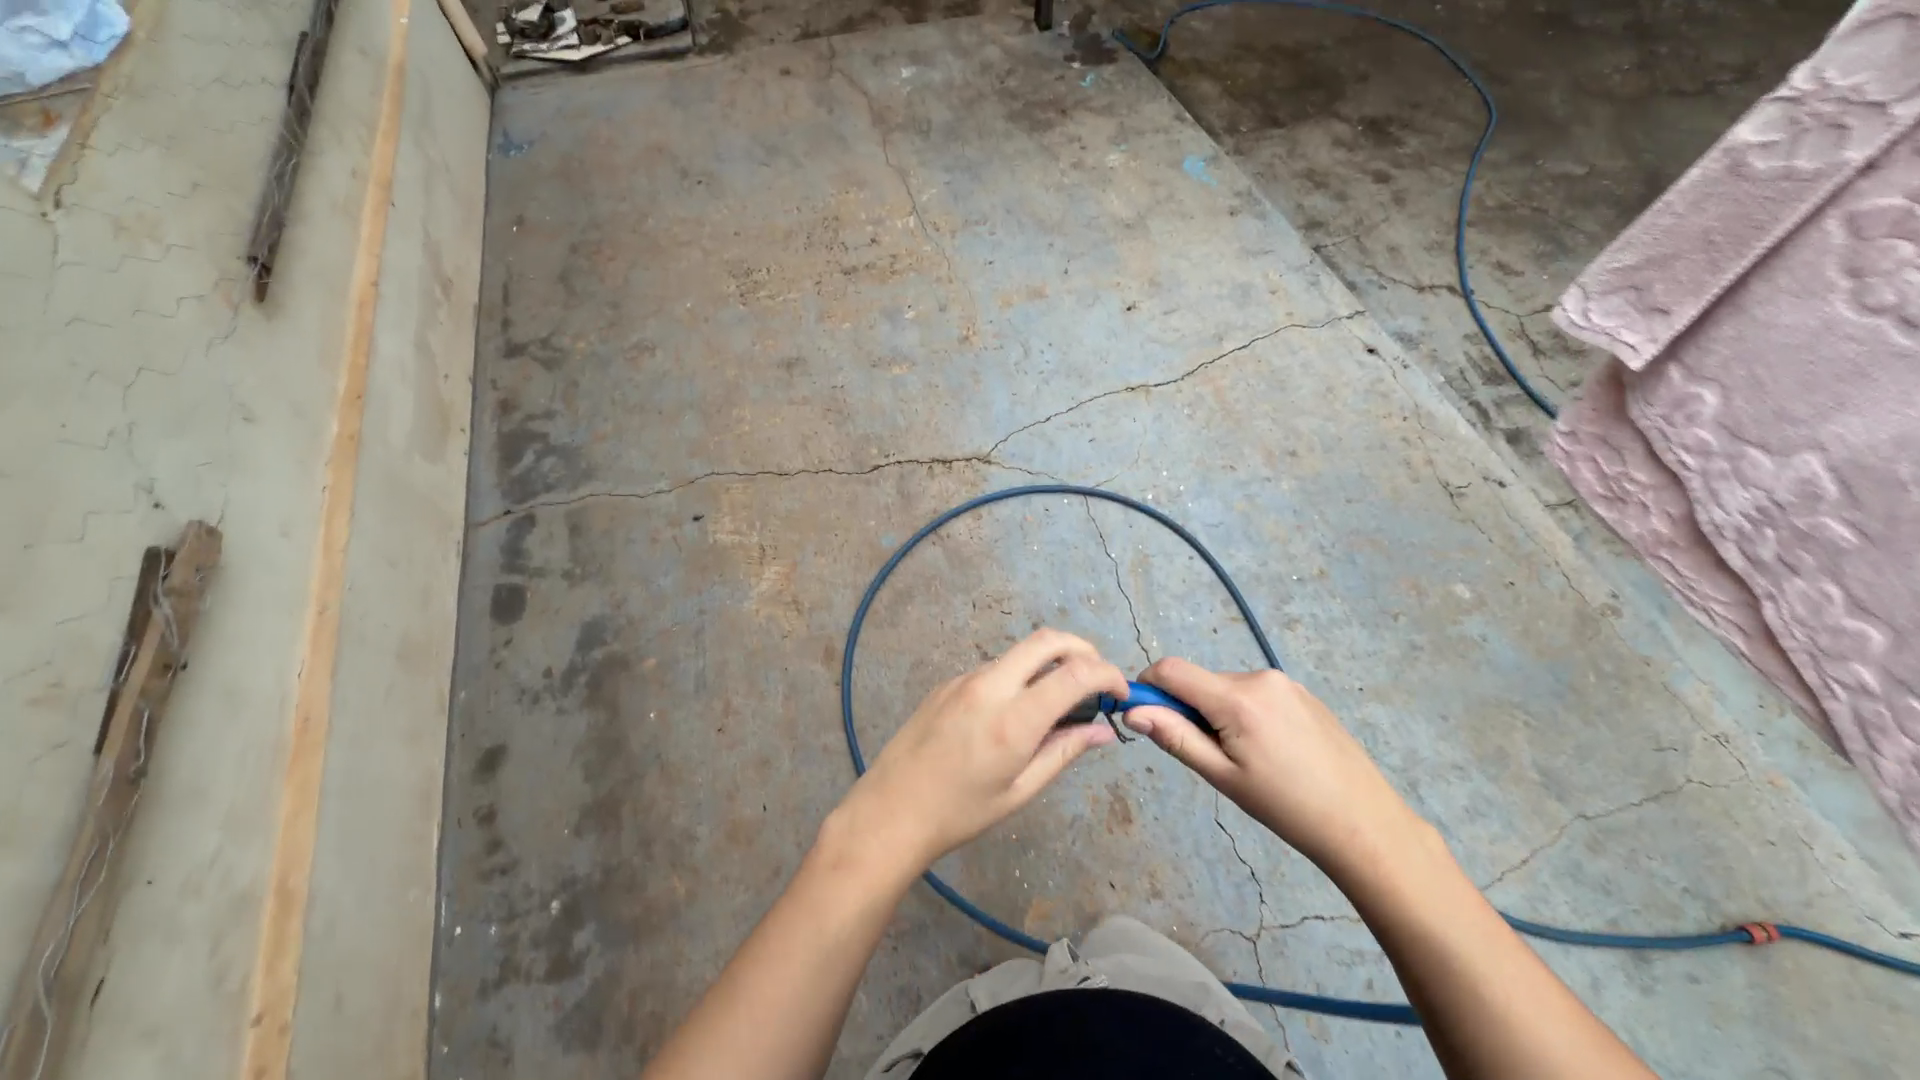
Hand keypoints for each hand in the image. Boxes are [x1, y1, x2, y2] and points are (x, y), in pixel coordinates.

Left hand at [826, 629, 1128, 874]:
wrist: (889, 812)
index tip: (1120, 692)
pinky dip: (1018, 678)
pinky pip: (994, 669)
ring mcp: (963, 680)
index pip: (1075, 674)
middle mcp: (989, 687)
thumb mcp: (1020, 791)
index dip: (1107, 674)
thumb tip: (1105, 730)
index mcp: (1013, 720)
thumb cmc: (959, 813)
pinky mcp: (946, 684)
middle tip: (1097, 680)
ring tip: (1059, 707)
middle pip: (1047, 640)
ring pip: (1019, 654)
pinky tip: (1016, 715)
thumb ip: (1064, 752)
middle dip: (1083, 649)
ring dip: (1048, 665)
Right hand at [1122, 657, 1421, 871]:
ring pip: (1227, 689)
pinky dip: (1244, 714)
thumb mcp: (1222, 776)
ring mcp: (1285, 683)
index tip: (1146, 719)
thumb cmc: (1286, 806)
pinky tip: (1270, 752)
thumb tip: (1133, 711)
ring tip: (1245, 760)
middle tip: (1209, 758)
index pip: (1171, 670)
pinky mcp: (1303, 693)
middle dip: (1188, 710)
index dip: (1147, 688)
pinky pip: (1255, 694)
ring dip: (1217, 714)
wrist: (1363, 821)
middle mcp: (1260, 677)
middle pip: (1200, 681)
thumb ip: (1176, 737)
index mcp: (1237, 698)